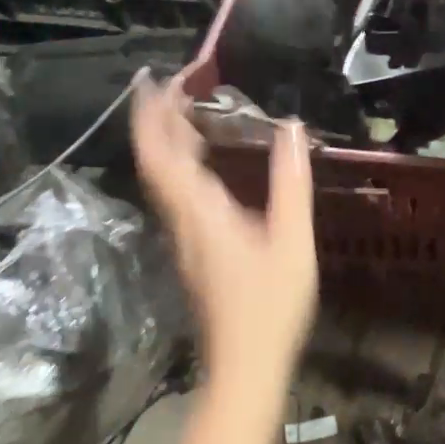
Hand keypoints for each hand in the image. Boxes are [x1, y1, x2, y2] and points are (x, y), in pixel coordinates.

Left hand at [131, 79, 317, 387]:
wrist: (245, 365)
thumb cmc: (270, 306)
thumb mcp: (292, 242)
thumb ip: (292, 184)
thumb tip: (292, 128)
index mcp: (199, 212)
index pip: (161, 153)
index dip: (152, 114)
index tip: (155, 78)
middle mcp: (181, 221)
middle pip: (155, 163)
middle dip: (156, 120)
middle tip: (171, 84)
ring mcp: (184, 239)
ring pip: (163, 180)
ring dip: (167, 143)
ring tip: (186, 113)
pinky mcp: (194, 253)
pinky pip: (177, 196)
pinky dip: (182, 166)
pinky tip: (204, 164)